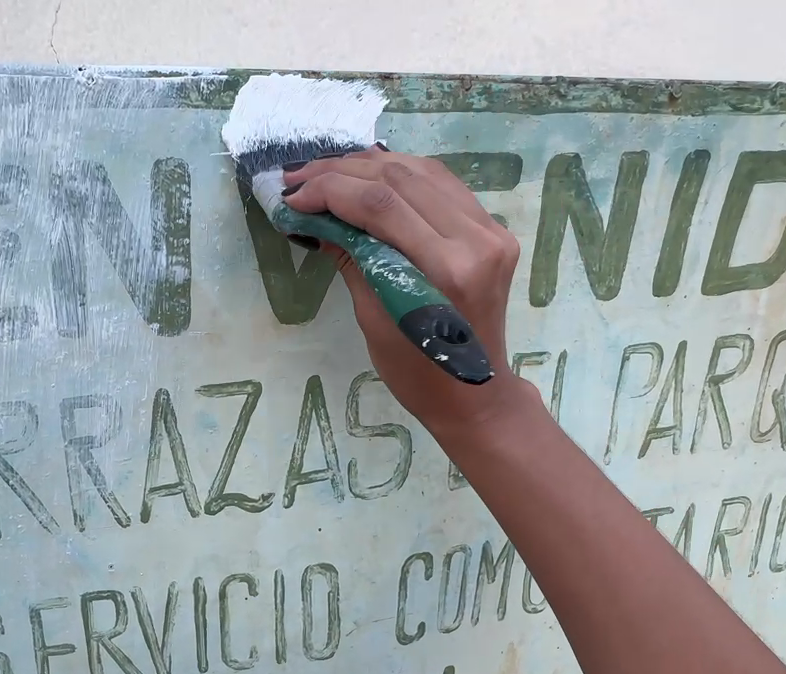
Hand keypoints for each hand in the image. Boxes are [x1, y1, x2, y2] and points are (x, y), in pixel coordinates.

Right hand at [281, 149, 533, 441]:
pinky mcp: (493, 230)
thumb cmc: (417, 375)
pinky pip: (442, 186)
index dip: (330, 191)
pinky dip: (401, 175)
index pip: (381, 207)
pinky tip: (369, 175)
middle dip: (342, 172)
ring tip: (325, 171)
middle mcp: (475, 240)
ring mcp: (491, 231)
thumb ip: (353, 259)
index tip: (292, 196)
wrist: (473, 395)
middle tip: (298, 177)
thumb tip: (316, 220)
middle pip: (400, 181)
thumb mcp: (374, 321)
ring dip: (368, 166)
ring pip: (422, 173)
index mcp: (445, 271)